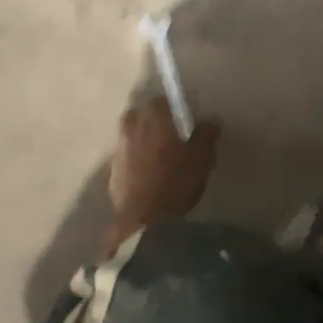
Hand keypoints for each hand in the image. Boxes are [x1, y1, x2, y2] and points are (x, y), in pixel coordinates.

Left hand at [104, 97, 219, 252]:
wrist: (144, 222)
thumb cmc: (175, 183)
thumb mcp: (201, 159)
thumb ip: (206, 136)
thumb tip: (211, 120)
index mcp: (154, 123)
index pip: (156, 101)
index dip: (167, 105)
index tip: (177, 114)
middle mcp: (132, 132)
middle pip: (135, 114)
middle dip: (146, 118)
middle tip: (163, 130)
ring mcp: (118, 154)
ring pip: (126, 137)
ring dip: (137, 140)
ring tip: (154, 155)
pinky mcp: (112, 176)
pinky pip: (123, 159)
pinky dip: (132, 161)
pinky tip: (144, 175)